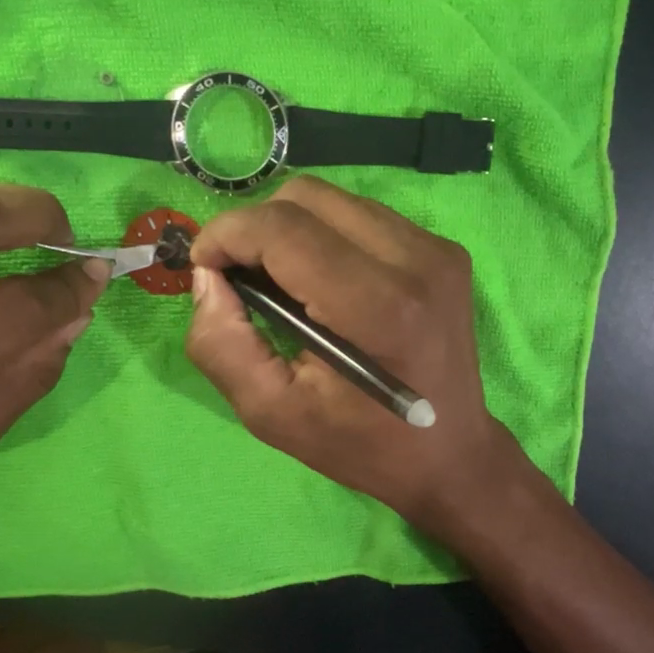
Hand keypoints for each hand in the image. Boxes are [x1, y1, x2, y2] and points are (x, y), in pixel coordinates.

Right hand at [184, 176, 519, 527]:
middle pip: (306, 197)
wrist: (449, 454)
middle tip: (240, 278)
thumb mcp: (273, 414)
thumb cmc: (360, 445)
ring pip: (334, 200)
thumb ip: (223, 345)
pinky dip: (326, 236)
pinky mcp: (444, 250)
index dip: (228, 234)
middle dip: (255, 228)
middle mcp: (416, 261)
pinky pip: (362, 216)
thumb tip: (207, 277)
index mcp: (379, 308)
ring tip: (280, 284)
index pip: (284, 228)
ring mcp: (436, 250)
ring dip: (290, 229)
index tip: (204, 266)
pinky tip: (322, 283)